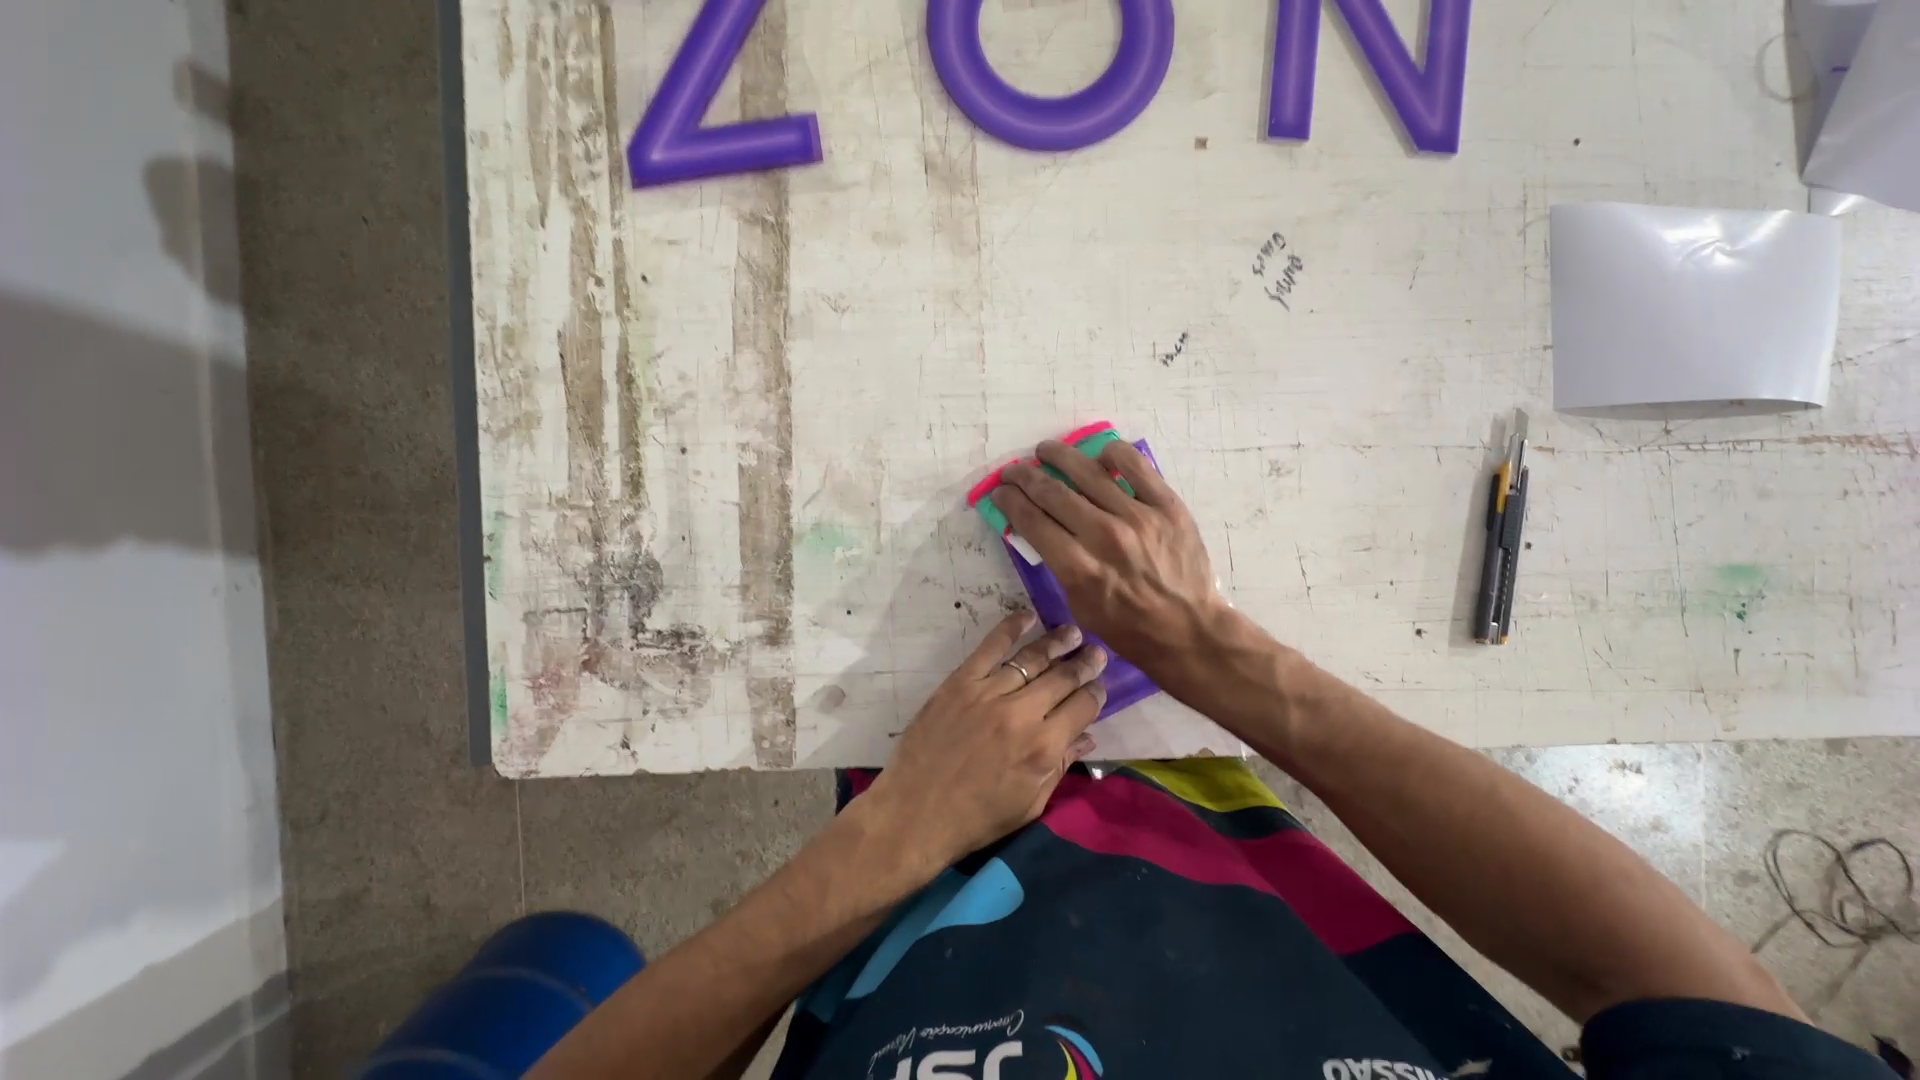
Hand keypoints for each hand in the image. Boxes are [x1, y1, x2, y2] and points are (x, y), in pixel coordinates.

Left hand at [859, 613, 1106, 868]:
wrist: (915, 813)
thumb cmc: (977, 818)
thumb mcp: (1030, 803)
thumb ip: (1061, 765)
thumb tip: (1087, 736)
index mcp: (1044, 748)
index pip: (1083, 707)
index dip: (1096, 693)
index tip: (1100, 685)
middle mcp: (1022, 714)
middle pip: (1063, 678)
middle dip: (1085, 663)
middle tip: (1097, 651)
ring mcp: (988, 694)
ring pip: (1031, 658)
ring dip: (1056, 642)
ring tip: (1072, 631)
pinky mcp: (959, 683)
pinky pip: (989, 648)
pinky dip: (1010, 628)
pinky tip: (1027, 616)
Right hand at [992, 439, 1229, 666]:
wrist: (1189, 631)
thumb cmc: (1129, 628)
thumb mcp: (1079, 606)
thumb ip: (1058, 566)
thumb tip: (1039, 530)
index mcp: (1078, 567)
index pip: (1032, 520)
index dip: (1009, 501)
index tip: (1000, 492)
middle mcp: (1104, 536)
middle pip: (1052, 492)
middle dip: (1024, 477)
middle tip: (1013, 471)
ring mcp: (1139, 517)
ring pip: (1089, 471)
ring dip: (1059, 456)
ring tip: (1045, 451)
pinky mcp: (1168, 506)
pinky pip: (1134, 466)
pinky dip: (1112, 454)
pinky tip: (1098, 456)